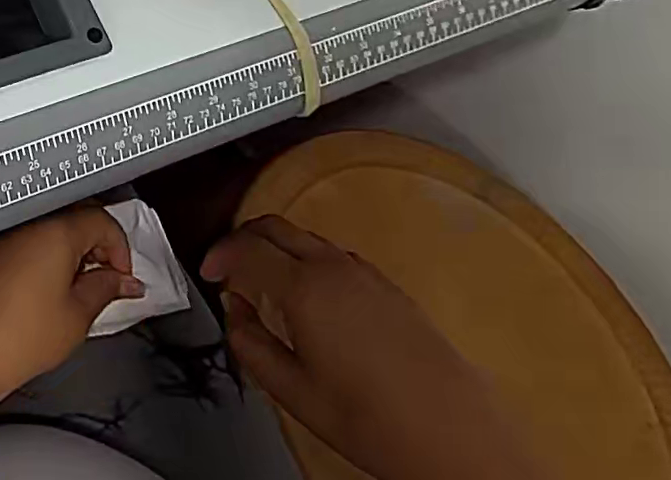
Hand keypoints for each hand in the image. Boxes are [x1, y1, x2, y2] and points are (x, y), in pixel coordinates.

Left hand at [0, 204, 145, 393]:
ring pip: (56, 227)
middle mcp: (33, 224)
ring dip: (76, 250)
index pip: (102, 220)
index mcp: (58, 231)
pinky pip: (36, 239)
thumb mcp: (79, 314)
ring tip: (82, 289)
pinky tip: (55, 289)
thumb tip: (123, 282)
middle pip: (80, 216)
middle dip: (101, 245)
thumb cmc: (17, 333)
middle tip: (110, 279)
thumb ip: (107, 289)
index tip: (123, 277)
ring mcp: (13, 235)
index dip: (121, 249)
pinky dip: (53, 255)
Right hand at [203, 215, 549, 479]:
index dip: (219, 254)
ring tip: (265, 282)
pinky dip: (306, 259)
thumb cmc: (373, 422)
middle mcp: (333, 268)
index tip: (209, 272)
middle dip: (242, 238)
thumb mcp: (293, 392)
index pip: (246, 247)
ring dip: (275, 247)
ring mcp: (365, 273)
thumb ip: (250, 344)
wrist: (461, 443)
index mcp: (304, 288)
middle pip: (273, 226)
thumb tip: (237, 313)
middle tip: (228, 264)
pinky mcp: (388, 286)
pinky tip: (309, 296)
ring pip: (304, 236)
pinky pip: (332, 254)